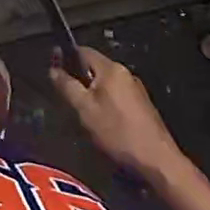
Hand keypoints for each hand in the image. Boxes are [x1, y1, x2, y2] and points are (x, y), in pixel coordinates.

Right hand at [50, 47, 186, 181]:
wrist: (155, 157)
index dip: (66, 57)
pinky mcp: (141, 104)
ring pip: (106, 83)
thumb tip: (54, 69)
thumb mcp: (85, 110)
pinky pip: (117, 95)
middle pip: (95, 68)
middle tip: (68, 99)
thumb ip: (67, 87)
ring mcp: (136, 88)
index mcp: (111, 69)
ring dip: (92, 93)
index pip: (83, 51)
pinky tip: (103, 122)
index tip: (54, 69)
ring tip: (84, 114)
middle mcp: (125, 73)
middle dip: (79, 79)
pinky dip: (105, 102)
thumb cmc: (117, 132)